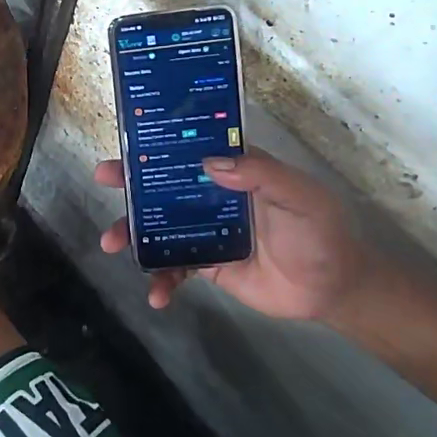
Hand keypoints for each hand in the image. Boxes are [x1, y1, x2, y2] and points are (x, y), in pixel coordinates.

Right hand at [95, 148, 378, 320]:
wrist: (332, 288)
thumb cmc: (321, 231)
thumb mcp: (300, 196)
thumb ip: (261, 175)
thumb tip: (209, 163)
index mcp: (239, 171)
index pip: (195, 150)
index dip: (163, 143)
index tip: (131, 140)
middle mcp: (218, 197)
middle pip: (168, 185)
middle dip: (133, 183)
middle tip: (103, 179)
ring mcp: (210, 232)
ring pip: (163, 227)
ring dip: (135, 234)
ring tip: (112, 245)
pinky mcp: (210, 265)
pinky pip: (178, 269)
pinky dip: (162, 281)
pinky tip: (156, 296)